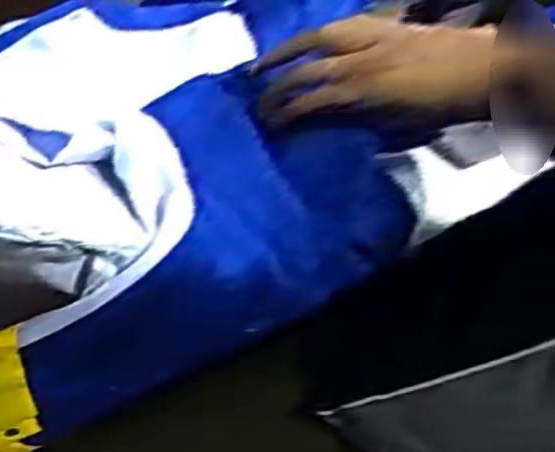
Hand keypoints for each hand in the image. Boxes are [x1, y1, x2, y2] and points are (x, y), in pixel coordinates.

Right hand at [255, 16, 497, 124]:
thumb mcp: (384, 127)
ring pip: (328, 34)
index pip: (301, 103)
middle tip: (250, 95)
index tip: (262, 130)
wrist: (497, 72)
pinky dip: (330, 35)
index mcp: (359, 89)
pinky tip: (314, 45)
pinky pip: (356, 25)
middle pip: (306, 68)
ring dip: (294, 47)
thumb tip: (307, 125)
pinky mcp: (400, 28)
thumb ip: (343, 120)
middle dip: (274, 85)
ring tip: (270, 60)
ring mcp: (384, 38)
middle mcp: (365, 60)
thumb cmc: (438, 108)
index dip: (277, 118)